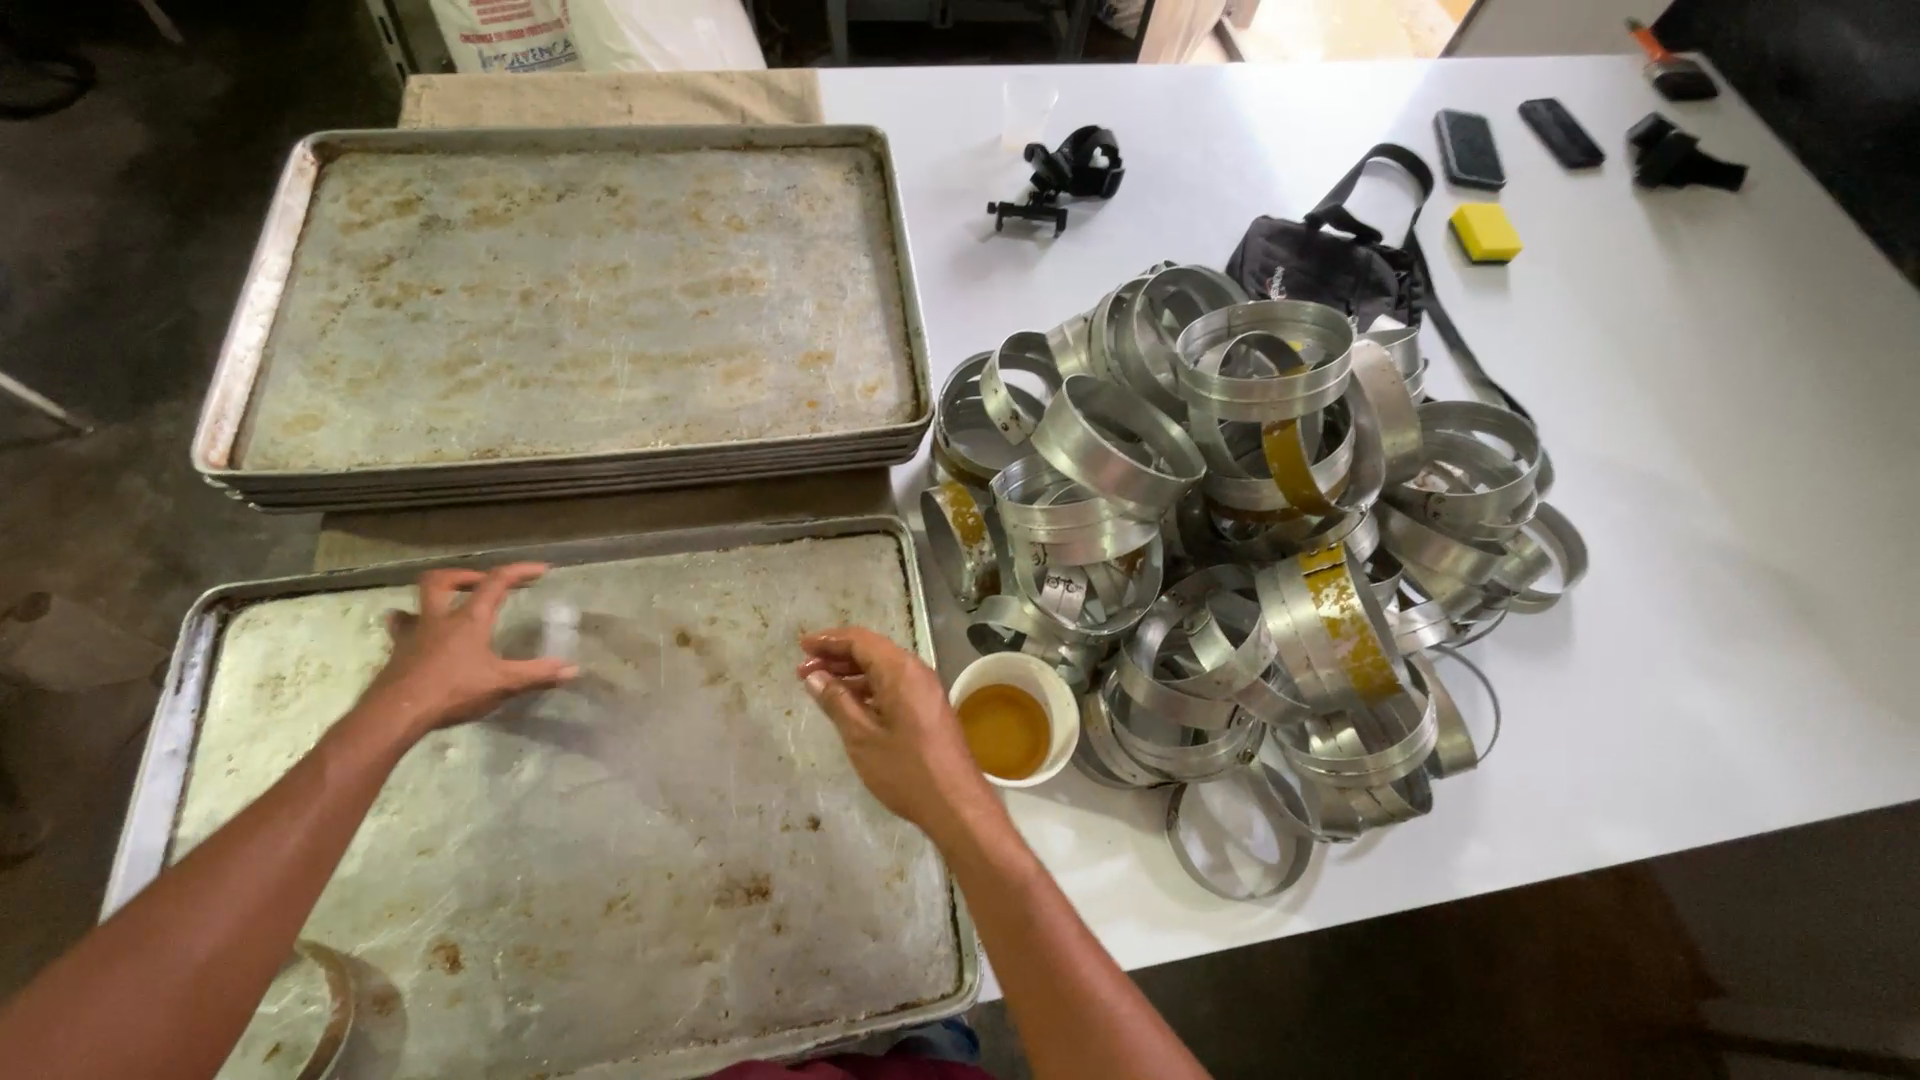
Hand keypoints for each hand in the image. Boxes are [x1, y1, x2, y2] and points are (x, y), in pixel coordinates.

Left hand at [360, 563, 577, 739]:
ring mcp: (413, 635)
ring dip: (432, 598)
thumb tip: (572, 669)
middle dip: (463, 575)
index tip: (541, 569)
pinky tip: (417, 635)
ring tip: (446, 605)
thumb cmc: (453, 691)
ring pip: (415, 603)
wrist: (396, 714)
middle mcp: (439, 619)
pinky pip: (401, 630)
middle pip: (440, 580)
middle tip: (481, 582)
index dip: (519, 570)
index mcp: (469, 619)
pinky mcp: (397, 653)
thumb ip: (537, 674)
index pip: (496, 582)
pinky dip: (410, 626)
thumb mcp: (503, 683)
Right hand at [797, 627, 998, 841]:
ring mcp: (925, 689)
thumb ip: (836, 702)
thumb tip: (814, 677)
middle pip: (872, 650)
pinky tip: (848, 703)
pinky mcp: (928, 707)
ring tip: (819, 686)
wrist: (955, 803)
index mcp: (900, 671)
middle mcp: (916, 671)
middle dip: (837, 656)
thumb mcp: (862, 737)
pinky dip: (868, 688)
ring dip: (851, 673)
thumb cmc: (905, 770)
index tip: (802, 647)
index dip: (828, 640)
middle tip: (804, 669)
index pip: (860, 640)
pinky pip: (893, 685)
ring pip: (882, 669)